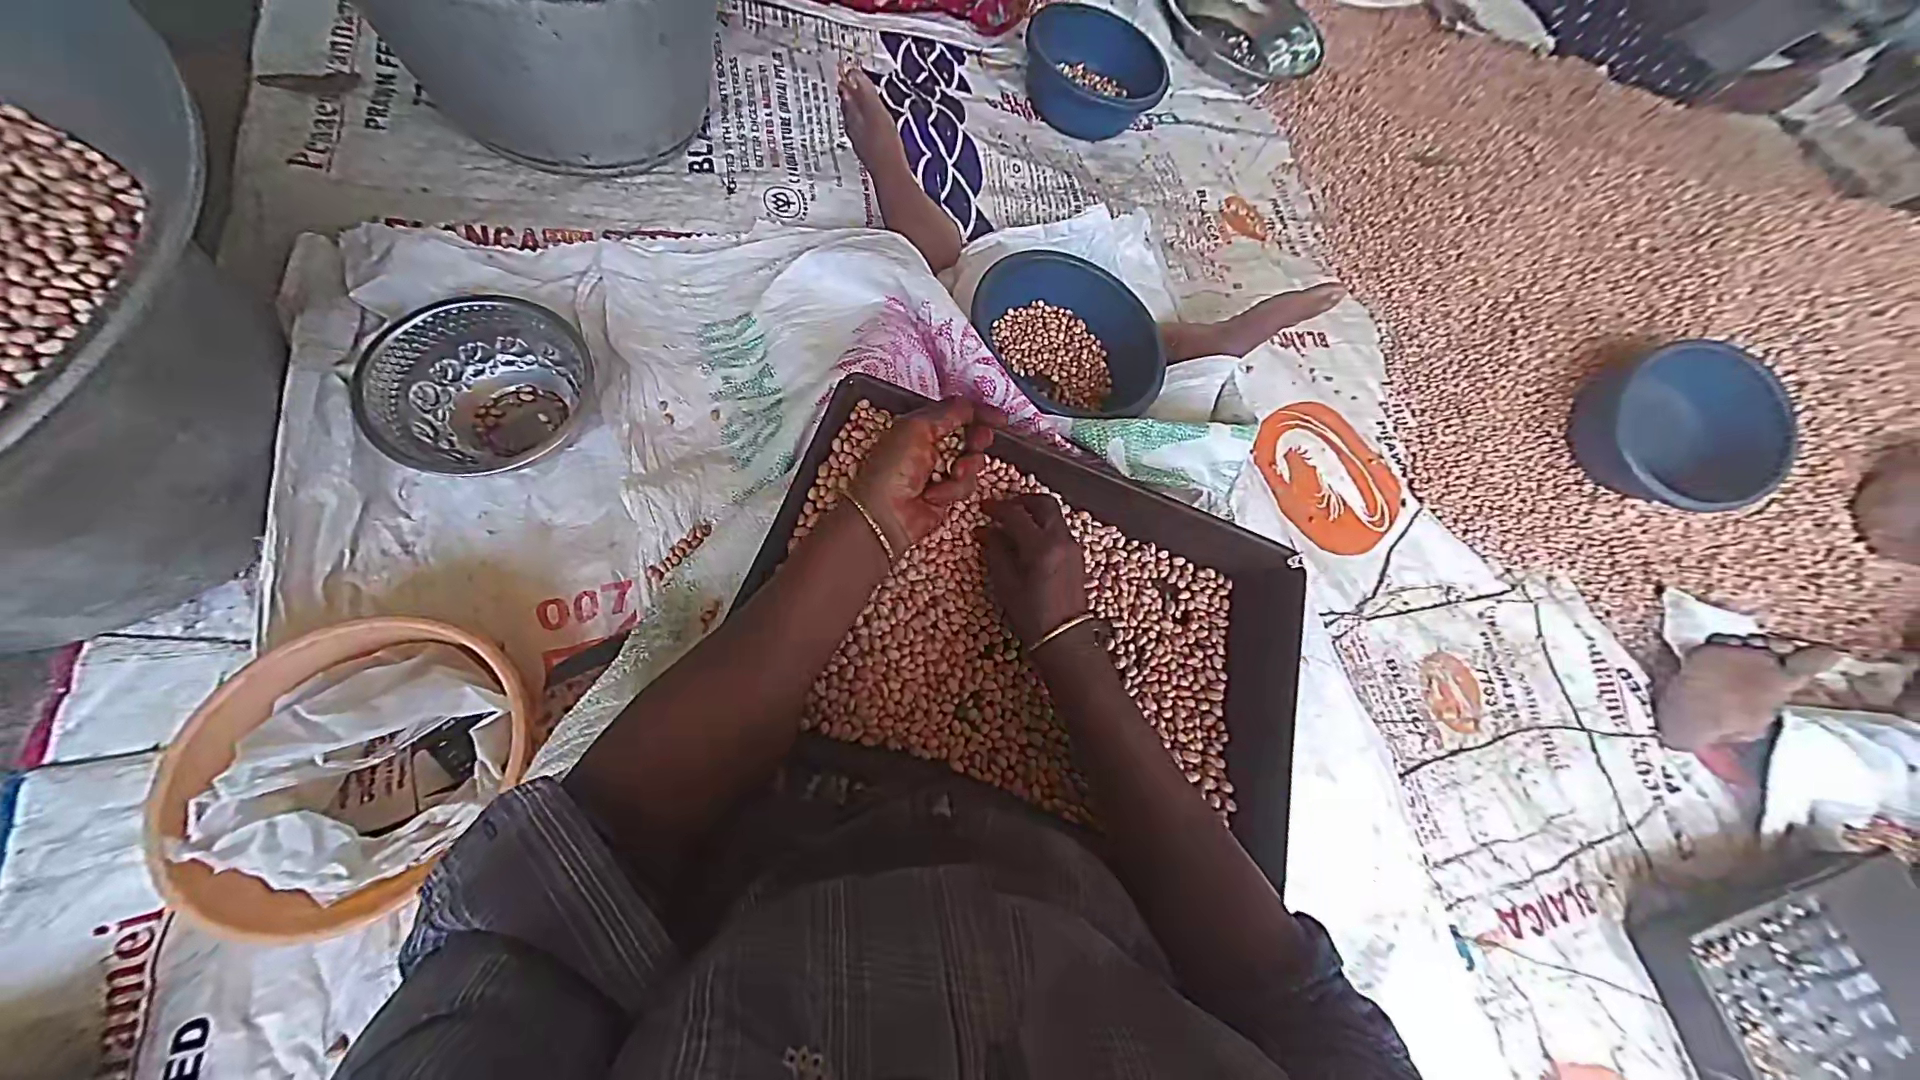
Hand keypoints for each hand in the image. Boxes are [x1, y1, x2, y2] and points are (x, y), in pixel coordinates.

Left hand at [851, 398, 1003, 551]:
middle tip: (976, 443)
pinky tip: (934, 495)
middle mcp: (932, 446)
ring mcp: (940, 471)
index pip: (956, 413)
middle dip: (976, 440)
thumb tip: (970, 405)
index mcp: (921, 426)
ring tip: (952, 474)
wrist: (886, 514)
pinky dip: (952, 490)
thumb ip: (948, 412)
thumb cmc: (893, 467)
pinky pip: (965, 485)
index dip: (979, 413)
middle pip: (970, 437)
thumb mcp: (917, 428)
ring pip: (973, 462)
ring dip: (965, 468)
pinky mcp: (946, 494)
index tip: (999, 418)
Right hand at [978, 494, 1088, 644]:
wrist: (1064, 638)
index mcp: (1041, 546)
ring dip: (1034, 512)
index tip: (983, 508)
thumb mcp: (1005, 583)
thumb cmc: (1031, 615)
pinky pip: (1059, 529)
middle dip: (1021, 501)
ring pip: (1054, 515)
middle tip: (1003, 509)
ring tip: (1014, 524)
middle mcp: (1061, 540)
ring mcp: (1073, 546)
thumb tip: (986, 530)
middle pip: (1043, 503)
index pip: (1016, 514)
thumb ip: (996, 551)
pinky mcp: (1077, 555)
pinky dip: (1043, 525)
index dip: (996, 507)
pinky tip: (1029, 540)